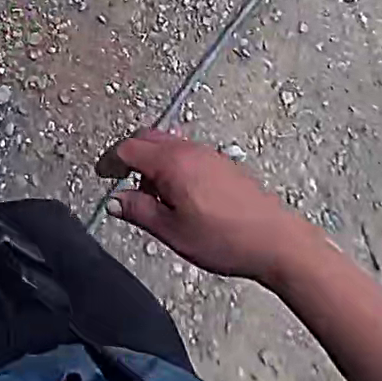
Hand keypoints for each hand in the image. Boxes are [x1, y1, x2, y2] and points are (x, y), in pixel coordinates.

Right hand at [103, 129, 321, 283]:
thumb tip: (113, 201)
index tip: (102, 175)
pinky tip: (178, 192)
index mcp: (171, 162)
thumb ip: (138, 211)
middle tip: (119, 177)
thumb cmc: (226, 239)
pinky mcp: (221, 163)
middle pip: (145, 138)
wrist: (279, 242)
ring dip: (150, 159)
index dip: (110, 161)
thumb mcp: (173, 232)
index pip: (128, 149)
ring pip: (166, 143)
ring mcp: (206, 153)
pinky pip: (185, 151)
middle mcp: (187, 149)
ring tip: (151, 192)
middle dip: (128, 154)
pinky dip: (170, 162)